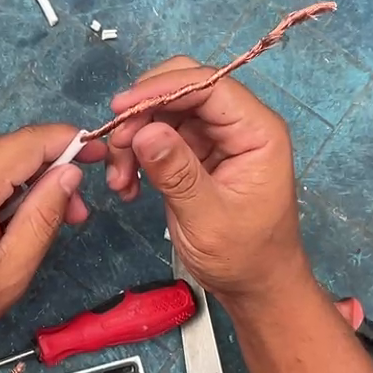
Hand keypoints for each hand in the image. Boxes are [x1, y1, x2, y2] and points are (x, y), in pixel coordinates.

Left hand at [0, 125, 106, 357]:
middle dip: (48, 172)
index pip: (30, 142)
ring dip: (20, 180)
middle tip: (73, 214)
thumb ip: (44, 216)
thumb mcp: (10, 271)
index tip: (99, 155)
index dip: (71, 143)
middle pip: (10, 147)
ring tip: (34, 224)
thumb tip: (69, 173)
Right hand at [103, 56, 314, 302]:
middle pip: (182, 91)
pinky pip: (158, 139)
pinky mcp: (195, 155)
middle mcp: (237, 126)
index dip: (162, 88)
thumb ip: (177, 173)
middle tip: (116, 147)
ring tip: (119, 181)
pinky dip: (136, 156)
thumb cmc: (243, 256)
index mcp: (256, 132)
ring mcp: (214, 139)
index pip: (209, 86)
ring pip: (163, 114)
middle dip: (142, 114)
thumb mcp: (207, 218)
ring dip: (133, 140)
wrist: (253, 286)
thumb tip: (145, 133)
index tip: (120, 109)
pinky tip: (127, 185)